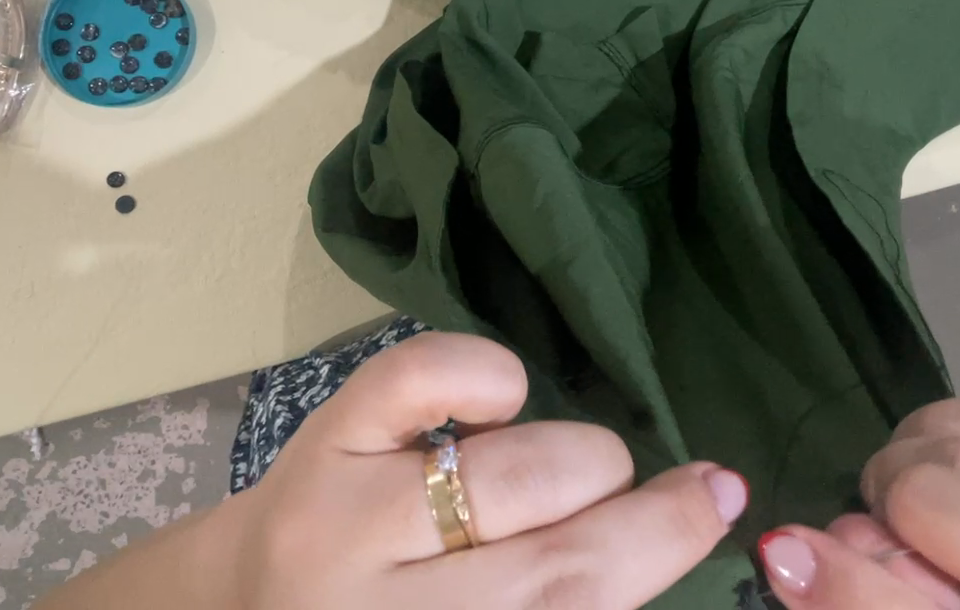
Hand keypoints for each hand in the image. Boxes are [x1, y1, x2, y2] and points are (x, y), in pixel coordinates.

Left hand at [36, 331, 746, 609]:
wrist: (234, 605)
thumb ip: (542, 589)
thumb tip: (652, 539)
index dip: (663, 554)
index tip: (725, 508)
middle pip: (553, 565)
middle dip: (647, 516)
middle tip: (697, 485)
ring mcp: (340, 517)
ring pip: (504, 478)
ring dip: (578, 459)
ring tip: (594, 463)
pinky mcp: (319, 437)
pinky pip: (418, 381)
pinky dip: (482, 373)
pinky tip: (502, 394)